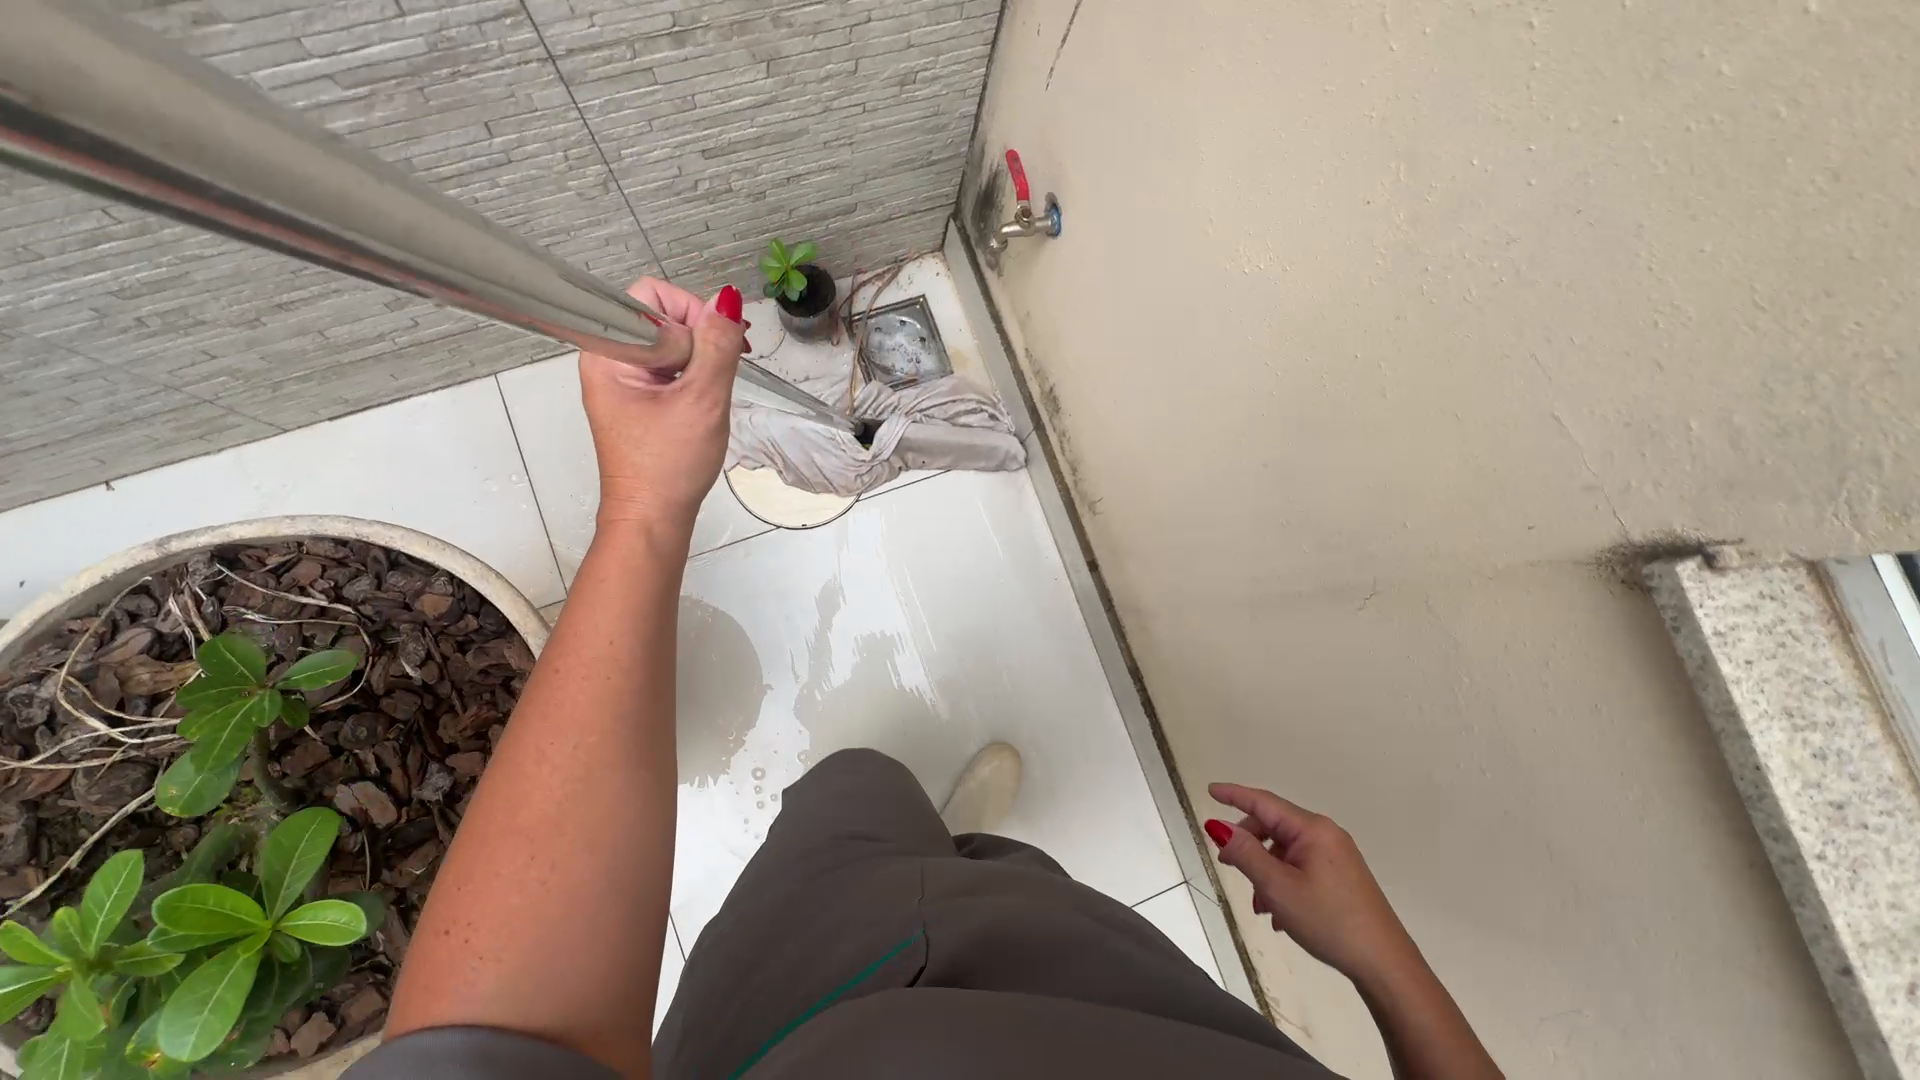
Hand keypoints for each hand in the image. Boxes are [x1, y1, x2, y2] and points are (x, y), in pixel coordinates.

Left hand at [580, 279, 747, 532]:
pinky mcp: (636, 397)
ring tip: (710, 394)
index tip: (717, 343)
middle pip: (662, 316)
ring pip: (670, 343)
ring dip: (700, 361)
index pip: (652, 296)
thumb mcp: (703, 400)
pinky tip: (703, 402)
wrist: (653, 517)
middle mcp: (609, 358)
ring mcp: (622, 379)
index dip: (691, 313)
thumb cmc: (667, 468)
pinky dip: (693, 377)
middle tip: (720, 373)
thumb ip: (718, 346)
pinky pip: (669, 367)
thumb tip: (728, 301)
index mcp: (609, 352)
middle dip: (700, 339)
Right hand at [1206, 783, 1419, 987]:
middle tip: (1225, 864)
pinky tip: (1279, 915)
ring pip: (1285, 851)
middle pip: (1273, 826)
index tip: (1210, 790)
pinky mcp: (1342, 876)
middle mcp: (1325, 835)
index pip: (1263, 802)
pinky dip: (1282, 882)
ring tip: (1259, 906)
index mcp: (1312, 830)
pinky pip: (1301, 867)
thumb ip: (1245, 853)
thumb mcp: (1277, 887)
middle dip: (1247, 843)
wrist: (1384, 963)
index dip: (1234, 794)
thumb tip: (1218, 825)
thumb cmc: (1328, 920)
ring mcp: (1336, 856)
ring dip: (1264, 870)